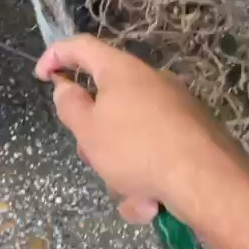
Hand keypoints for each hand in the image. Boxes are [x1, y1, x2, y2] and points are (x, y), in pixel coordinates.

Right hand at [35, 35, 237, 223]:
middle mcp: (151, 81)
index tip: (41, 76)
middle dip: (94, 136)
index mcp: (121, 71)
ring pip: (129, 135)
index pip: (81, 47)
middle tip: (93, 158)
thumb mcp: (88, 131)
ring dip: (121, 167)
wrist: (206, 180)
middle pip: (106, 102)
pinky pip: (153, 152)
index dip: (55, 55)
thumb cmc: (136, 149)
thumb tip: (66, 87)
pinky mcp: (192, 133)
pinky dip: (146, 177)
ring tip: (131, 193)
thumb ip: (70, 106)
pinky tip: (151, 201)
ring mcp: (175, 107)